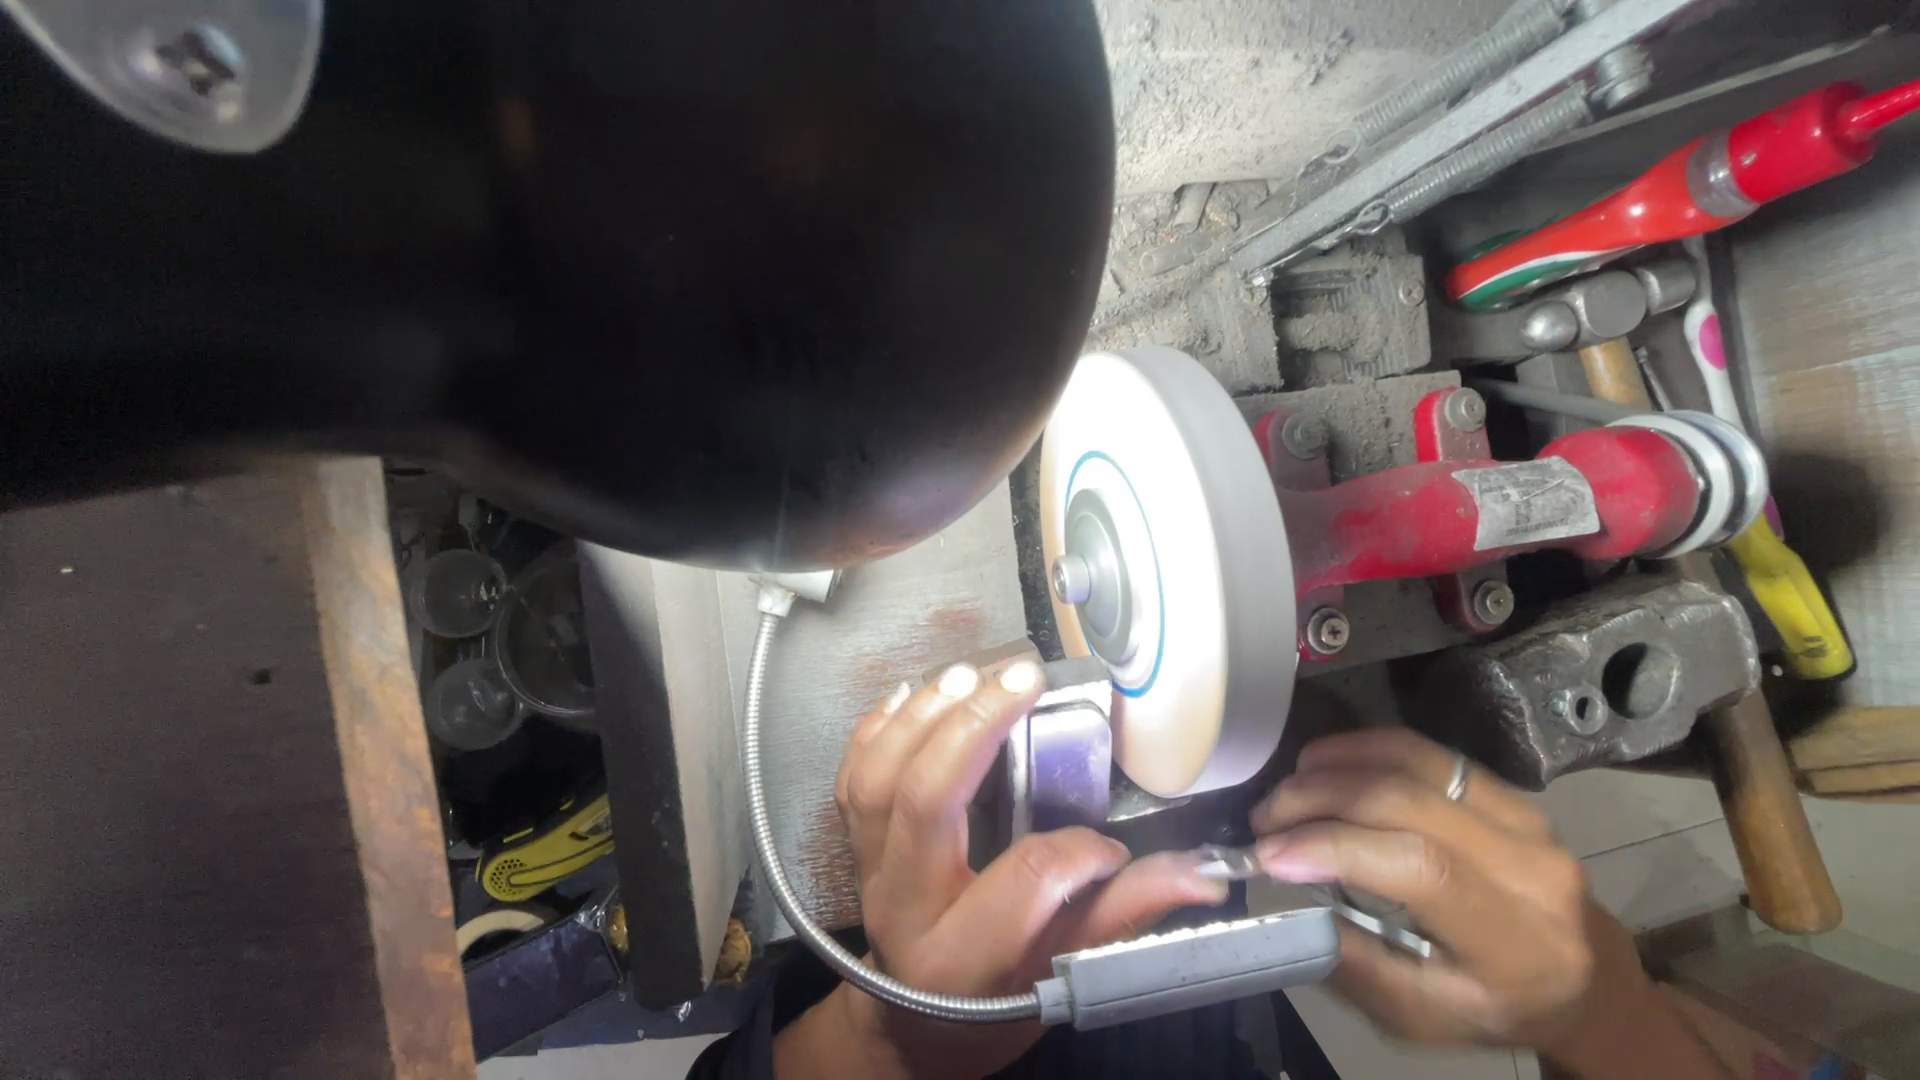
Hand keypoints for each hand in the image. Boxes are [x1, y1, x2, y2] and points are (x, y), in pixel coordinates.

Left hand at [776, 658, 1228, 1079]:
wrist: (912, 1028)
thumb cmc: (995, 1003)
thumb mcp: (1063, 971)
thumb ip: (1125, 917)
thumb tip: (1203, 873)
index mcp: (962, 952)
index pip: (1024, 877)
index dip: (1078, 851)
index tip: (1111, 844)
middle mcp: (905, 904)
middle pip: (927, 800)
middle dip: (976, 726)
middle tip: (1022, 677)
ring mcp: (871, 870)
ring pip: (879, 779)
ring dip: (922, 715)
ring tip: (969, 674)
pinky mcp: (857, 846)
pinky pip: (853, 777)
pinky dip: (877, 728)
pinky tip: (911, 692)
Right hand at [1248, 727, 1655, 1056]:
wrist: (1578, 978)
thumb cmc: (1489, 1004)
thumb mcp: (1418, 1017)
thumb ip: (1351, 963)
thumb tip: (1285, 889)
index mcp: (1517, 943)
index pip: (1421, 868)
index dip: (1335, 847)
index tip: (1268, 855)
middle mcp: (1531, 869)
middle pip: (1405, 802)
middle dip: (1315, 801)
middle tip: (1263, 822)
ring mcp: (1524, 817)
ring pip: (1409, 763)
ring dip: (1330, 769)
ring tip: (1285, 793)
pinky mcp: (1505, 790)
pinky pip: (1421, 749)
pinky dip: (1357, 748)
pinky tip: (1318, 765)